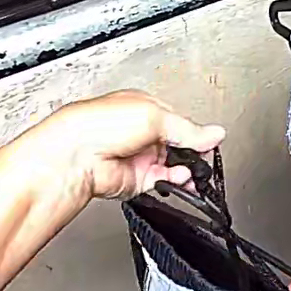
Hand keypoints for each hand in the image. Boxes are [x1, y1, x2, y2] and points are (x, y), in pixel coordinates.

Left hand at [18, 90, 226, 201]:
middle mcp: (143, 133)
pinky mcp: (139, 179)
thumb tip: (215, 134)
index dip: (196, 132)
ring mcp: (141, 157)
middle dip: (193, 152)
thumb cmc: (99, 124)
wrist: (76, 156)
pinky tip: (181, 178)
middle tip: (203, 156)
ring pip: (175, 165)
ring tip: (193, 170)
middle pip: (180, 144)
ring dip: (187, 168)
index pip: (180, 122)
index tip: (209, 140)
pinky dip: (176, 181)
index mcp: (145, 110)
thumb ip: (189, 129)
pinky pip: (166, 181)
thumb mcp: (155, 116)